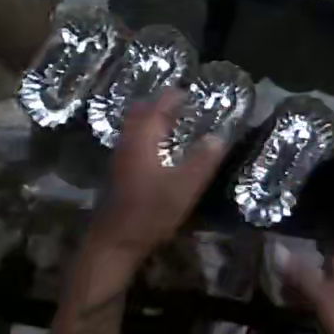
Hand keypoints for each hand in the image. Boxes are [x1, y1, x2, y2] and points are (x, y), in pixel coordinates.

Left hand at [83, 90, 229, 266]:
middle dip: (160, 104)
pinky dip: (147, 135)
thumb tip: (218, 137)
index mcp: (142, 140)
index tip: (188, 91)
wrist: (116, 241)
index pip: (156, 107)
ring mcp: (120, 159)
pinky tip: (161, 149)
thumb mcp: (184, 187)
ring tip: (174, 122)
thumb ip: (202, 161)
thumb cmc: (150, 212)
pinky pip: (133, 141)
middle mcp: (127, 143)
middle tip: (181, 104)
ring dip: (152, 120)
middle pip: (140, 113)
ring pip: (134, 128)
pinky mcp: (119, 173)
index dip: (172, 97)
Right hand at [277, 248, 333, 333]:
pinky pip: (317, 307)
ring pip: (314, 289)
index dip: (295, 257)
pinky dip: (305, 308)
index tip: (274, 263)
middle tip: (271, 281)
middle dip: (294, 276)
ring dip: (297, 292)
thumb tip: (279, 250)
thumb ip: (301, 275)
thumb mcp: (322, 297)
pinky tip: (290, 312)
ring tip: (275, 296)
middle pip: (313, 272)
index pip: (314, 253)